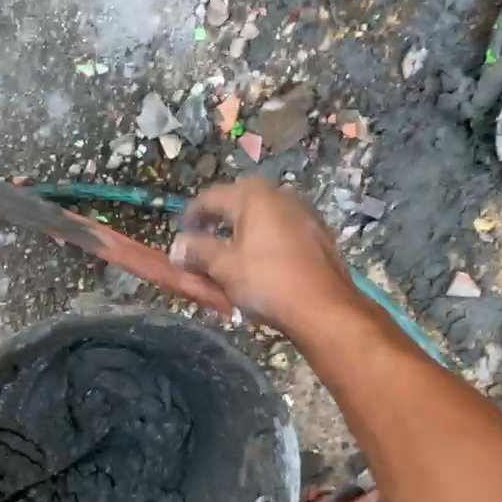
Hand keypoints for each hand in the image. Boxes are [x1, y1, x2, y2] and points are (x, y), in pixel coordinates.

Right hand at [171, 177, 373, 331]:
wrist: (324, 307)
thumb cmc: (267, 283)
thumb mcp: (223, 268)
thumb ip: (197, 251)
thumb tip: (178, 245)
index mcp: (253, 198)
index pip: (211, 197)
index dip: (191, 214)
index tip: (180, 232)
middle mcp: (280, 195)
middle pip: (240, 199)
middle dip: (219, 216)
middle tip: (205, 237)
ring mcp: (303, 212)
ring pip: (263, 213)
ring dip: (243, 226)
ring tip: (231, 249)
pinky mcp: (317, 232)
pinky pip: (281, 226)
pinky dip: (264, 236)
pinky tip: (261, 258)